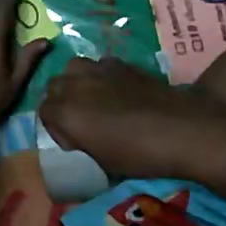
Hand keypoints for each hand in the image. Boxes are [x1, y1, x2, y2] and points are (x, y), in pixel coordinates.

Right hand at [39, 57, 225, 181]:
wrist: (182, 130)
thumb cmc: (140, 156)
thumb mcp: (103, 163)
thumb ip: (81, 145)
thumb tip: (79, 142)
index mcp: (66, 111)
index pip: (43, 111)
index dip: (57, 128)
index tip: (75, 143)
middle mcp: (76, 83)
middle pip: (54, 86)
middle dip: (62, 102)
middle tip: (82, 122)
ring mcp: (99, 68)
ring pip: (74, 69)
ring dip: (78, 84)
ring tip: (97, 102)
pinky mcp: (121, 62)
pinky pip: (99, 66)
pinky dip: (101, 77)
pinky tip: (120, 93)